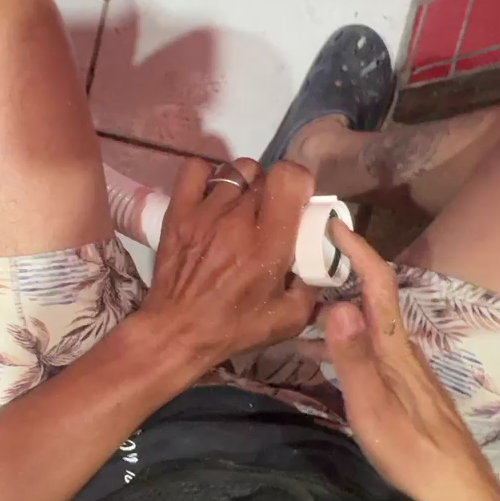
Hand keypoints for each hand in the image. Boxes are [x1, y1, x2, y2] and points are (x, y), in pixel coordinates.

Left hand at [139, 158, 319, 371]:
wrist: (177, 330)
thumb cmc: (234, 327)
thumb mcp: (289, 318)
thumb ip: (312, 286)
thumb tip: (321, 261)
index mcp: (268, 242)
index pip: (288, 178)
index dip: (299, 182)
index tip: (298, 202)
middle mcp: (237, 219)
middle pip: (264, 176)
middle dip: (274, 191)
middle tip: (271, 215)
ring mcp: (204, 213)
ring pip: (235, 171)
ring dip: (246, 184)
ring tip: (243, 206)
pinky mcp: (178, 212)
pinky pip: (196, 170)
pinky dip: (208, 176)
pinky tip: (214, 196)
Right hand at [319, 219, 499, 500]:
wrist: (460, 494)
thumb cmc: (416, 455)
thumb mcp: (375, 410)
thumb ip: (354, 359)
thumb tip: (337, 304)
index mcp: (394, 348)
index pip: (377, 282)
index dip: (356, 248)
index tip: (330, 221)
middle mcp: (400, 348)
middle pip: (368, 295)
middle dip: (336, 269)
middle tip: (295, 258)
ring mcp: (401, 367)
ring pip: (363, 321)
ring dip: (331, 303)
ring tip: (291, 302)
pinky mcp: (399, 385)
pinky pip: (361, 345)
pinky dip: (334, 337)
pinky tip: (311, 350)